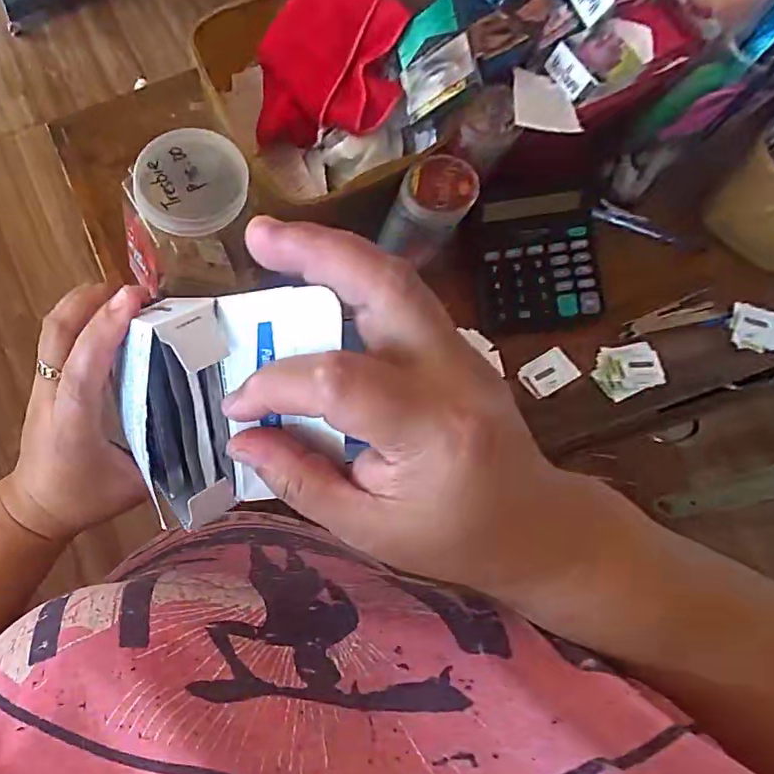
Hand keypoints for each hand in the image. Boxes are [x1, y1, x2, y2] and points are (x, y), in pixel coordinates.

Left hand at [0, 283, 150, 542]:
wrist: (35, 506)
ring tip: (124, 296)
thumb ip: (165, 455)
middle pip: (59, 329)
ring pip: (54, 327)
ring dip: (85, 301)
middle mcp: (53, 393)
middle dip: (94, 298)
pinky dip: (81, 316)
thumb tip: (202, 428)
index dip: (107, 327)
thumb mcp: (133, 485)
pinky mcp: (45, 381)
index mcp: (73, 419)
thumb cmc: (83, 497)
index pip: (85, 364)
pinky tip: (109, 318)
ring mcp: (44, 384)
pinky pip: (58, 337)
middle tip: (138, 291)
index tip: (134, 298)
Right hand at [222, 219, 664, 608]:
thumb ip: (302, 481)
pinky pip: (401, 300)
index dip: (276, 385)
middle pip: (384, 287)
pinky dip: (353, 281)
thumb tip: (244, 439)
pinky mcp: (458, 348)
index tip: (239, 408)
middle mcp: (452, 375)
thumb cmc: (451, 539)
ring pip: (396, 280)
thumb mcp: (367, 528)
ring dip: (333, 254)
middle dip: (315, 253)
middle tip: (257, 235)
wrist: (533, 524)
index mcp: (430, 432)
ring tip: (275, 241)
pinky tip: (318, 282)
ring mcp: (462, 353)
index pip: (338, 381)